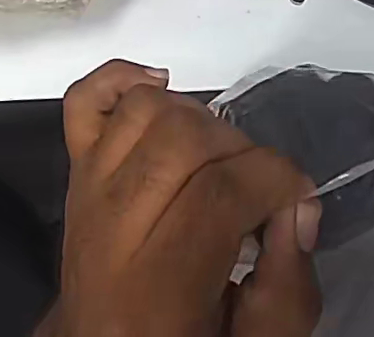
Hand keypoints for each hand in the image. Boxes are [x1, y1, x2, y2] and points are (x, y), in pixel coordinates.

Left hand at [40, 60, 320, 336]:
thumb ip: (288, 290)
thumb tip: (297, 207)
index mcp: (151, 295)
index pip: (217, 195)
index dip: (275, 179)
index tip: (298, 195)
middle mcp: (108, 233)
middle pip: (182, 141)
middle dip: (240, 150)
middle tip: (259, 185)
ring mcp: (85, 190)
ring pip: (144, 109)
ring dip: (197, 117)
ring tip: (219, 156)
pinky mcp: (75, 166)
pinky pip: (84, 99)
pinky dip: (121, 77)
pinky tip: (159, 86)